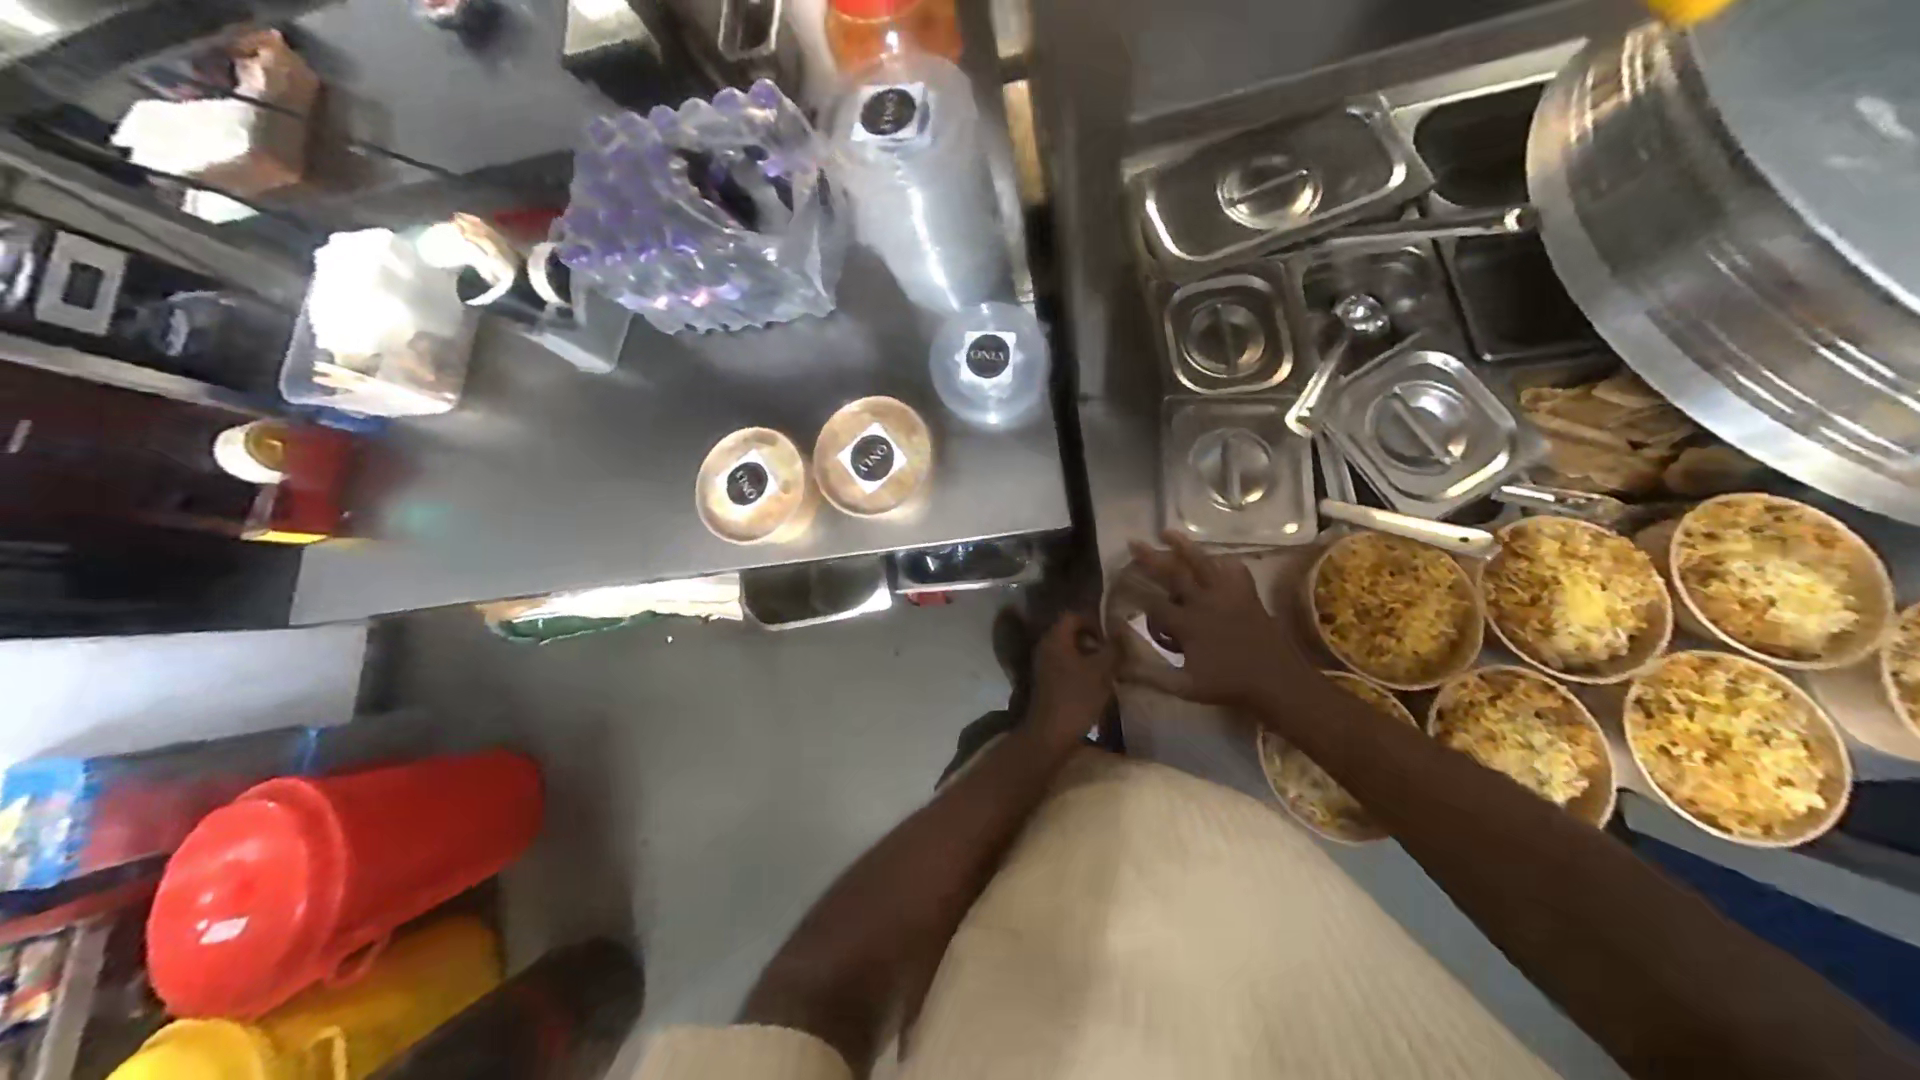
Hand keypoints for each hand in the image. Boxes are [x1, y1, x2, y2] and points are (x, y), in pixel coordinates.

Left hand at [1026, 611, 1116, 743]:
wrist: (1050, 733)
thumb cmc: (1076, 697)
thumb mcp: (1101, 671)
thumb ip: (1113, 648)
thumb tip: (1122, 630)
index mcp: (1055, 638)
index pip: (1074, 616)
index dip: (1094, 621)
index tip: (1112, 636)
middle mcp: (1045, 647)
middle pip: (1071, 633)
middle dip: (1094, 640)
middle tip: (1113, 652)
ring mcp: (1043, 665)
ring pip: (1070, 651)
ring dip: (1089, 656)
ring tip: (1109, 669)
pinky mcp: (1046, 682)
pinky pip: (1065, 665)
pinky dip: (1081, 669)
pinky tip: (1097, 683)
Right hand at [1122, 532, 1315, 707]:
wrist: (1276, 680)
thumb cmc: (1228, 685)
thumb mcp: (1184, 687)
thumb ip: (1151, 676)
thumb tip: (1120, 667)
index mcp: (1186, 624)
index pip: (1152, 603)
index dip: (1133, 591)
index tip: (1119, 580)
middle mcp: (1203, 602)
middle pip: (1173, 574)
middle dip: (1150, 557)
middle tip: (1134, 543)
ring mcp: (1227, 595)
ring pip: (1202, 562)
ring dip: (1183, 545)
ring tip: (1167, 531)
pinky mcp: (1247, 594)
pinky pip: (1234, 569)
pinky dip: (1224, 561)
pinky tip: (1217, 559)